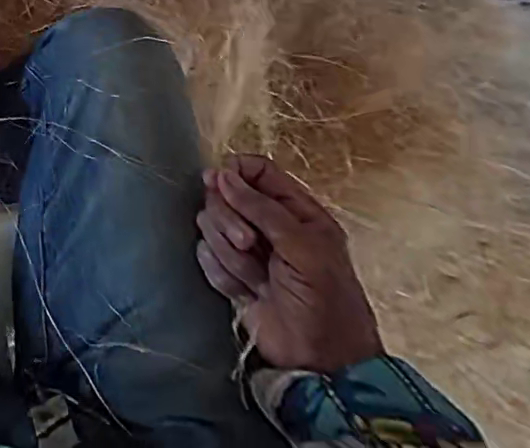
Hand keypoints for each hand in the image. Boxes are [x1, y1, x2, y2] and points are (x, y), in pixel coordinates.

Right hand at [195, 154, 382, 372]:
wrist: (318, 360)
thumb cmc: (325, 302)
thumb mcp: (305, 250)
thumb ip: (263, 209)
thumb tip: (220, 174)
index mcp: (296, 211)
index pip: (255, 170)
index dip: (233, 172)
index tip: (219, 183)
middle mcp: (267, 224)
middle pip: (223, 194)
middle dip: (228, 219)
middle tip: (248, 242)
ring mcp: (245, 247)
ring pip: (209, 223)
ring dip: (228, 251)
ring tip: (254, 276)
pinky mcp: (227, 269)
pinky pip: (205, 253)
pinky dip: (222, 272)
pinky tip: (245, 290)